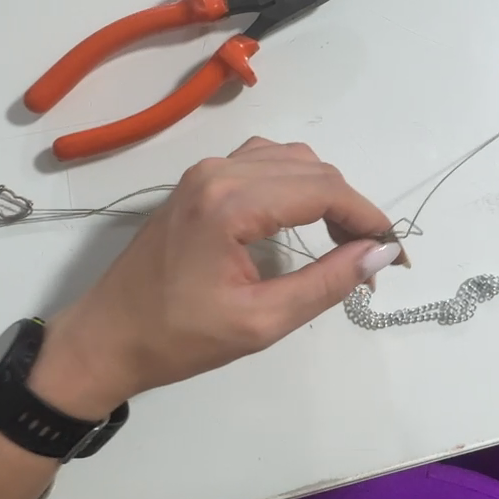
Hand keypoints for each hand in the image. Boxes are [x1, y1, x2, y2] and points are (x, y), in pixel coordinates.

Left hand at [27, 138, 402, 414]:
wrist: (105, 339)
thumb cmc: (179, 338)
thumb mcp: (262, 321)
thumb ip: (327, 282)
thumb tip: (380, 253)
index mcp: (232, 203)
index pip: (324, 190)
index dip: (368, 218)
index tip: (393, 254)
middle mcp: (219, 171)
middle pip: (312, 169)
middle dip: (351, 209)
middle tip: (369, 257)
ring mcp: (205, 172)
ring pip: (289, 159)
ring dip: (325, 193)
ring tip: (342, 240)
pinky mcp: (198, 182)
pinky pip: (262, 163)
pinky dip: (295, 184)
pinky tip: (301, 217)